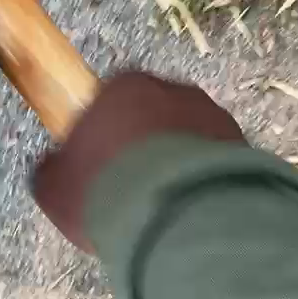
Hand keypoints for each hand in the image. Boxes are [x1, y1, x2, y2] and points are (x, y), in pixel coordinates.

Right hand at [32, 73, 247, 253]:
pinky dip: (209, 176)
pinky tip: (198, 204)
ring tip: (169, 201)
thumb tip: (53, 166)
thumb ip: (53, 169)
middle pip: (158, 116)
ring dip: (183, 161)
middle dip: (150, 146)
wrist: (180, 212)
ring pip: (193, 136)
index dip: (107, 135)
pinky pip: (219, 159)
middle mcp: (176, 91)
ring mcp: (215, 115)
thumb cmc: (108, 192)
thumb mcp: (55, 188)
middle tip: (139, 186)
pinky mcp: (244, 143)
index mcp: (124, 87)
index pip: (111, 100)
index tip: (104, 167)